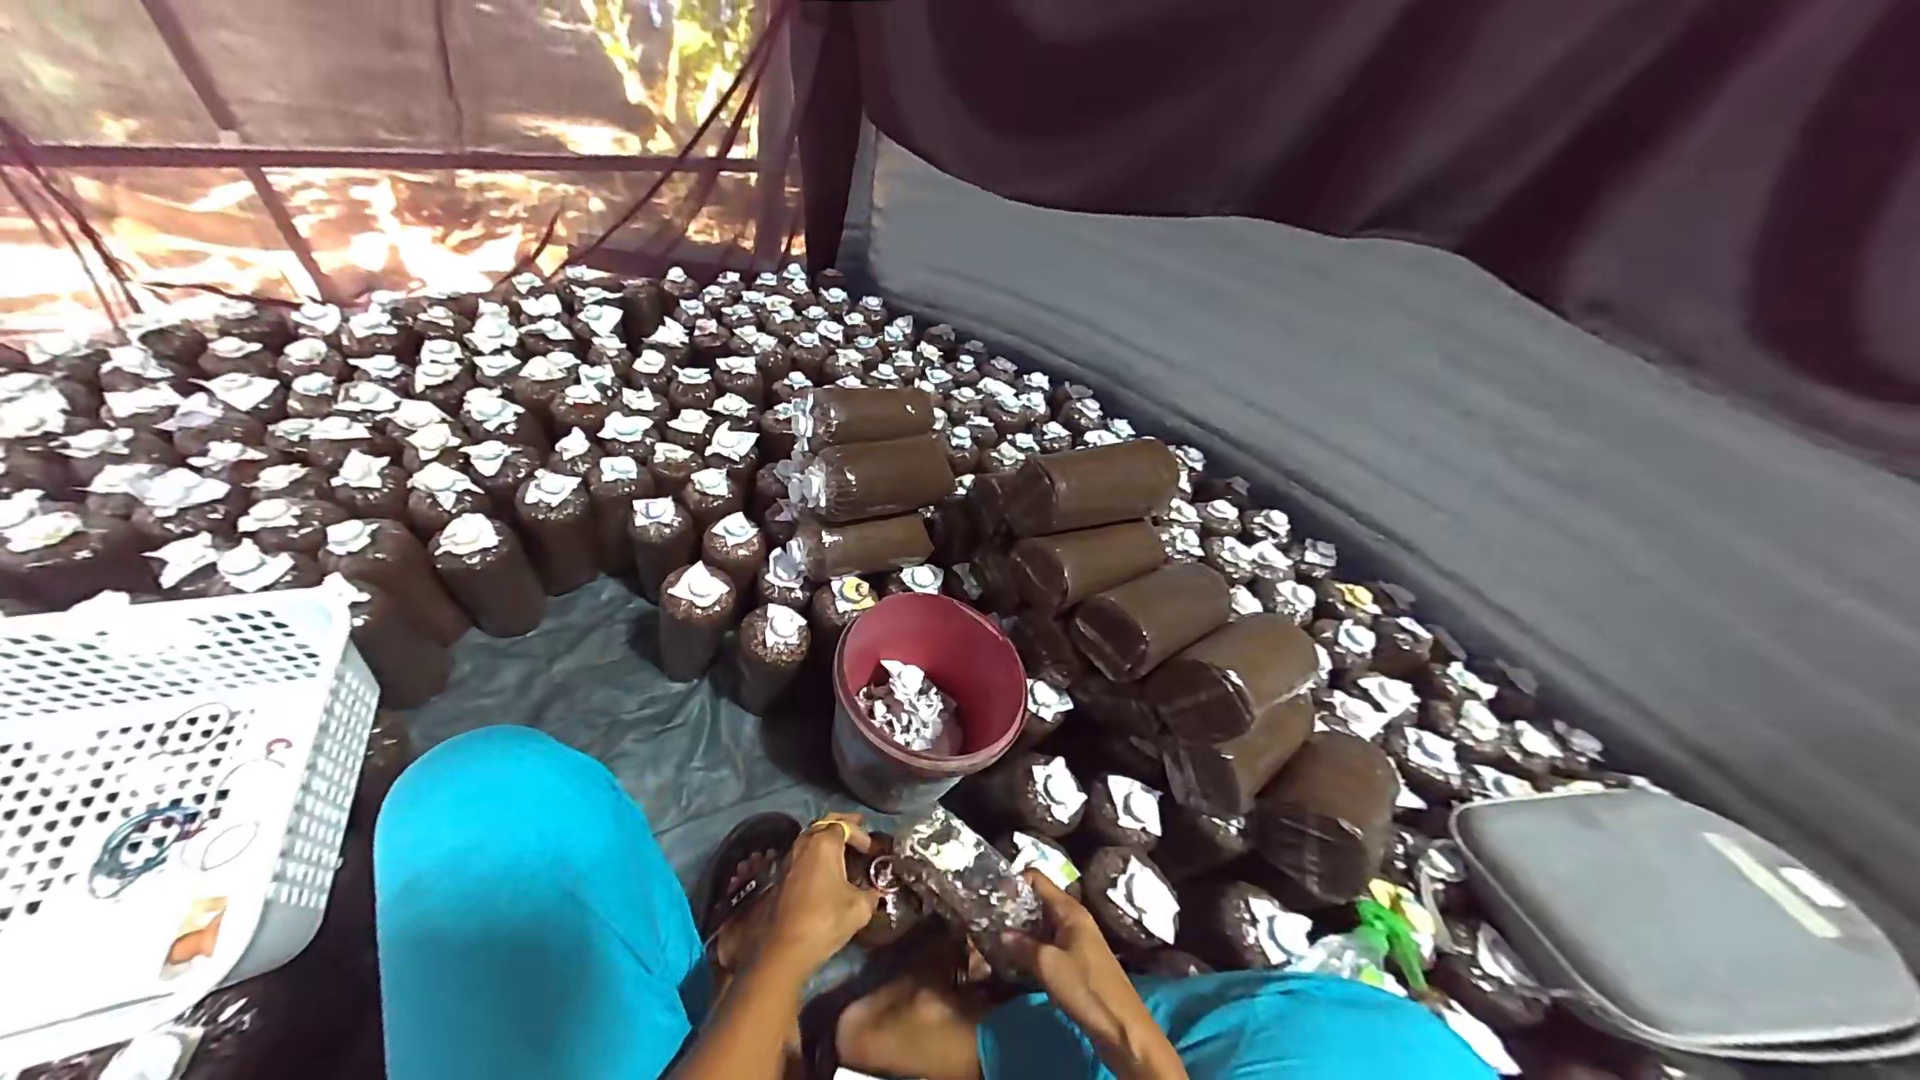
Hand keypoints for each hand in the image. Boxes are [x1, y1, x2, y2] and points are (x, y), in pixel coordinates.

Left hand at [758, 813, 878, 976]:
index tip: (871, 850)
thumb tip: (876, 892)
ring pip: (810, 835)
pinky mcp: (782, 875)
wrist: (787, 948)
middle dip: (842, 822)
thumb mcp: (860, 908)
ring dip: (826, 835)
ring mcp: (790, 858)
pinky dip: (815, 850)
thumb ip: (871, 894)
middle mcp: (805, 844)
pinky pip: (802, 851)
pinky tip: (824, 864)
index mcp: (825, 844)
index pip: (846, 826)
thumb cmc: (826, 919)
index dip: (861, 835)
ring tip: (841, 844)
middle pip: (824, 822)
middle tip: (857, 825)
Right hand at [999, 872, 1186, 1079]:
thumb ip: (1022, 945)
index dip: (1014, 882)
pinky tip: (1015, 958)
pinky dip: (1032, 946)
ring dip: (1021, 929)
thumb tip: (1000, 932)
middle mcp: (1073, 918)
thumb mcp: (1048, 965)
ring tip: (994, 936)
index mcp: (1069, 910)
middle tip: (988, 918)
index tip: (992, 894)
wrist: (1122, 1028)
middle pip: (1038, 901)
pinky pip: (1048, 943)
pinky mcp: (1076, 960)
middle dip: (1014, 907)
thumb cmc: (1086, 988)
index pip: (1037, 879)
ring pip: (1042, 924)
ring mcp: (1075, 939)